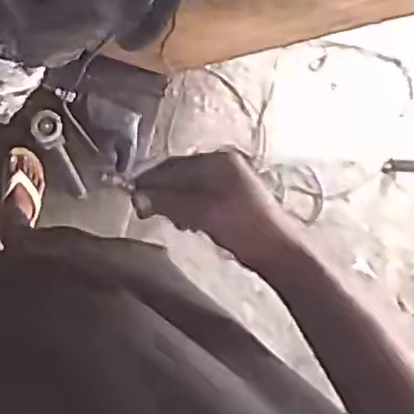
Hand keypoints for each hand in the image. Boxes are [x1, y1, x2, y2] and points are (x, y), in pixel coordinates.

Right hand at [134, 149, 309, 273]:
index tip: (132, 196)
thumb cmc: (242, 226)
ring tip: (172, 220)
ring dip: (174, 203)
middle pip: (179, 175)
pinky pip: (199, 198)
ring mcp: (229, 181)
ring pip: (187, 188)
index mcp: (218, 160)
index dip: (150, 181)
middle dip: (162, 193)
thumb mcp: (200, 212)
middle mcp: (223, 164)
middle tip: (146, 211)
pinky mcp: (232, 199)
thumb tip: (137, 198)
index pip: (172, 166)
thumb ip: (167, 201)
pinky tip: (187, 223)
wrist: (282, 254)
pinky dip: (187, 208)